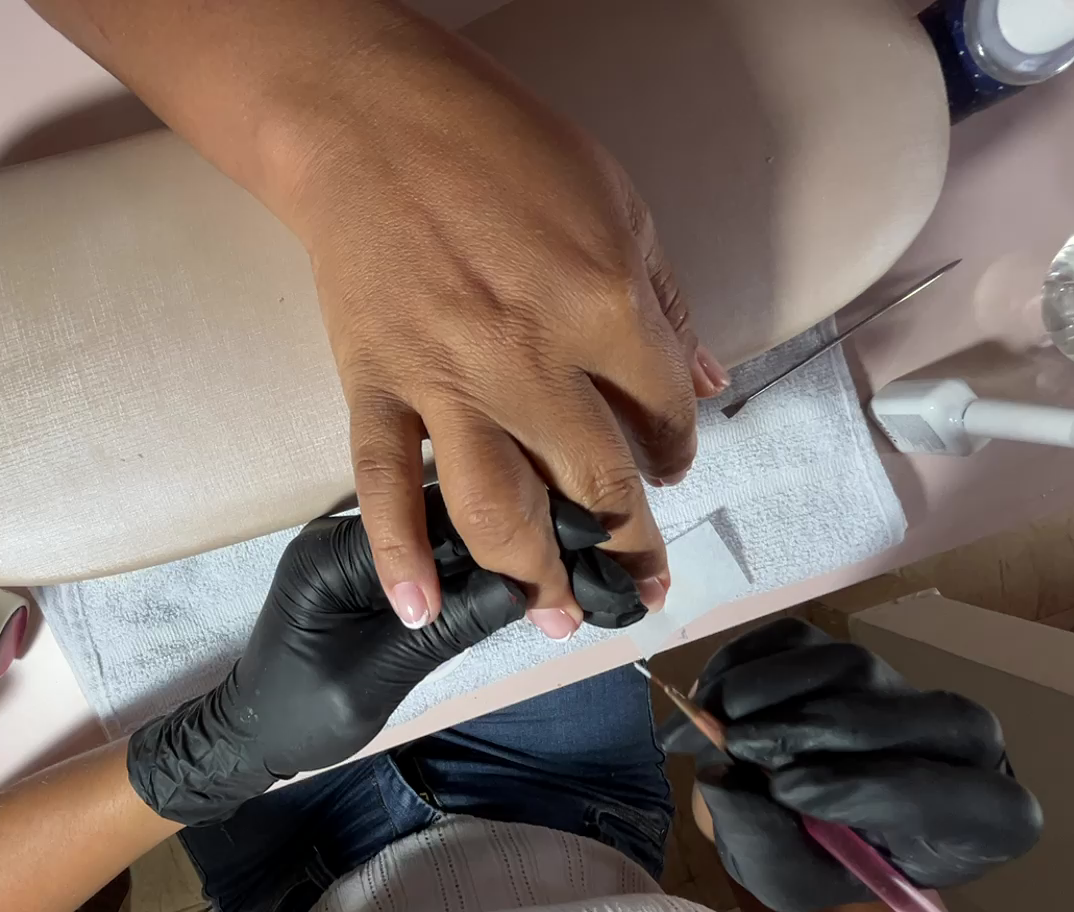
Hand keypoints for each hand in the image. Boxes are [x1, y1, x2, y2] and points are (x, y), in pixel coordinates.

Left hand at [128, 486, 642, 824]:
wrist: (254, 737)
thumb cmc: (305, 715)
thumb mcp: (381, 674)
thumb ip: (450, 626)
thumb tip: (530, 588)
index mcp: (336, 553)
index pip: (434, 521)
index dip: (505, 527)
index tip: (575, 533)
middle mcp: (347, 534)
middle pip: (442, 514)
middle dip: (510, 526)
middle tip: (586, 537)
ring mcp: (357, 548)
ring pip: (442, 530)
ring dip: (498, 542)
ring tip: (568, 550)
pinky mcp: (368, 569)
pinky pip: (431, 555)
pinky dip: (474, 564)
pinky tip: (521, 570)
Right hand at [273, 16, 729, 639]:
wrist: (372, 127)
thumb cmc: (501, 148)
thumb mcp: (618, 203)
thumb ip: (664, 301)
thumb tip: (701, 378)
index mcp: (604, 305)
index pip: (663, 412)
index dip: (677, 452)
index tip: (669, 469)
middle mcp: (530, 363)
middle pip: (590, 481)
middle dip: (622, 545)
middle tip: (634, 590)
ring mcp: (444, 384)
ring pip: (493, 504)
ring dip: (530, 573)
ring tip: (552, 621)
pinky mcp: (375, 387)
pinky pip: (382, 483)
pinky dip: (398, 551)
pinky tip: (418, 610)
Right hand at [657, 619, 1042, 911]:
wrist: (783, 805)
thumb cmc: (808, 854)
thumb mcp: (785, 878)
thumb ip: (762, 843)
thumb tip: (722, 779)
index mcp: (976, 824)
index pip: (983, 802)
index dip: (887, 790)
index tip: (787, 790)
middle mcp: (957, 744)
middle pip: (918, 715)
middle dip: (812, 727)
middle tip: (733, 744)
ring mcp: (894, 686)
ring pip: (845, 665)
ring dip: (761, 689)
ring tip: (707, 723)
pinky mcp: (834, 650)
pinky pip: (794, 638)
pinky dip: (738, 663)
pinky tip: (706, 699)